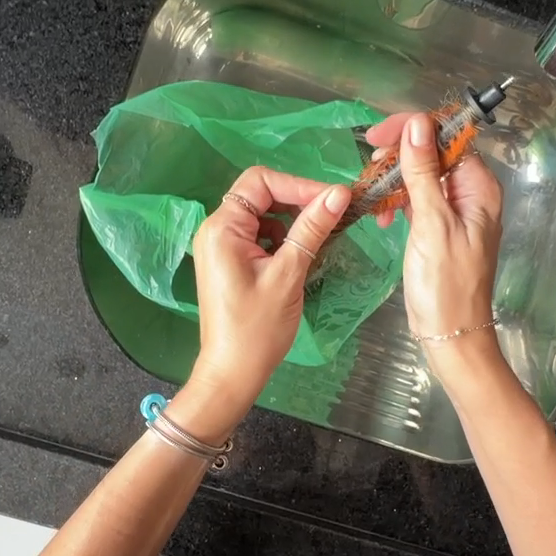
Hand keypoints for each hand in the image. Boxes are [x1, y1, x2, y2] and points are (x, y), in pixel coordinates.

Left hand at [187, 166, 350, 412]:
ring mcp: (222, 246)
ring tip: (322, 234)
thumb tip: (339, 194)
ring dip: (293, 219)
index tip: (333, 199)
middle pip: (260, 194)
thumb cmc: (258, 328)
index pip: (260, 182)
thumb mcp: (288, 274)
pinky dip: (284, 237)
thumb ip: (311, 229)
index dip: (299, 185)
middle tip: (333, 213)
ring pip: (263, 215)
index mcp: (222, 228)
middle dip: (298, 199)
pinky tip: (302, 251)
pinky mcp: (231, 262)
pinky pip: (260, 235)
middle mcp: (217, 229)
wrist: (233, 372)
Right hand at [363, 112, 503, 372]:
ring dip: (394, 182)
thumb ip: (423, 173)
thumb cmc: (445, 283)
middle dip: (399, 156)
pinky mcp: (438, 229)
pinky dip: (397, 204)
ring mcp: (454, 212)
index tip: (376, 137)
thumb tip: (418, 125)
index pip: (447, 138)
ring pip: (421, 178)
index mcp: (479, 187)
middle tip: (370, 168)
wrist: (451, 334)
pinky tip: (382, 217)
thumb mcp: (432, 224)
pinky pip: (417, 202)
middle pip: (433, 154)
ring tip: (373, 196)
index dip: (413, 130)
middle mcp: (470, 194)